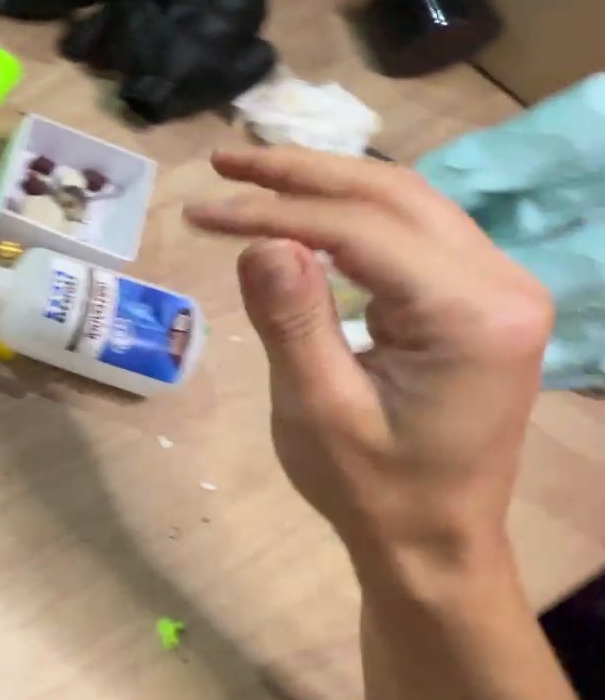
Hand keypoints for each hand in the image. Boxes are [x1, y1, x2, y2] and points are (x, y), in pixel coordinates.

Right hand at [184, 147, 552, 568]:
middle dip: (302, 173)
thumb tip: (259, 243)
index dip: (273, 212)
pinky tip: (300, 215)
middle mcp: (500, 284)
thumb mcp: (316, 406)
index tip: (199, 212)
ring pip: (406, 205)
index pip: (360, 230)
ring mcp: (496, 289)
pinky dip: (346, 215)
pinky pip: (409, 235)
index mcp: (470, 313)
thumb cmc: (369, 482)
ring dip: (324, 183)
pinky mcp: (475, 301)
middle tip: (221, 163)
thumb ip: (292, 319)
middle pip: (395, 195)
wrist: (434, 535)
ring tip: (249, 174)